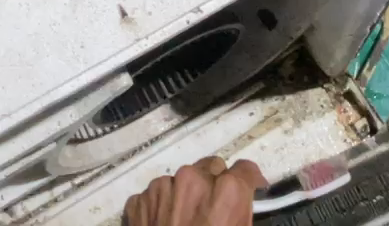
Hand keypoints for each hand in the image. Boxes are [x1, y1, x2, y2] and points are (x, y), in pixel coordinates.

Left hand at [123, 158, 266, 225]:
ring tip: (186, 223)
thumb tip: (241, 209)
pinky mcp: (140, 200)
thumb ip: (241, 215)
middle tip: (213, 212)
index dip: (248, 181)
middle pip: (211, 168)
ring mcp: (163, 186)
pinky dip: (162, 207)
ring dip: (186, 195)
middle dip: (215, 185)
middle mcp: (193, 178)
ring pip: (182, 180)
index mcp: (226, 190)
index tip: (249, 190)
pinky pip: (157, 195)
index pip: (245, 169)